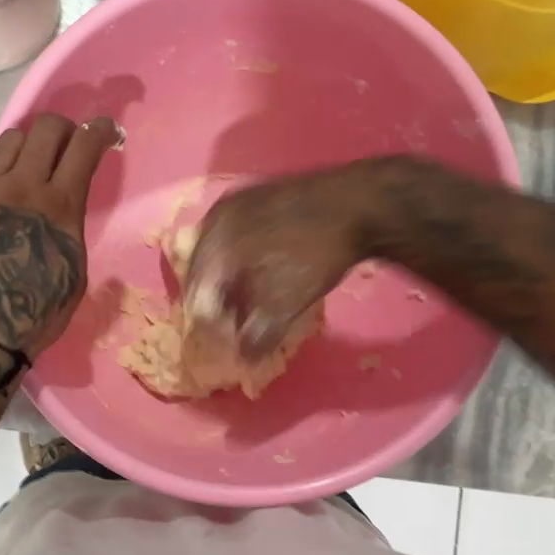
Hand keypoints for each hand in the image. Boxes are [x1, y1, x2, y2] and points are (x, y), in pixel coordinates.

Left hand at [0, 114, 120, 358]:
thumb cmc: (38, 314)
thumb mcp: (75, 273)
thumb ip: (70, 228)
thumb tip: (63, 211)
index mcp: (59, 205)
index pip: (83, 146)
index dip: (98, 130)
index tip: (104, 128)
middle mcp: (21, 186)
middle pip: (45, 128)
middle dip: (63, 129)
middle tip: (67, 144)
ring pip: (9, 141)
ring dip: (28, 147)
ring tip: (29, 168)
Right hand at [185, 161, 384, 358]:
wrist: (358, 202)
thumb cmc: (316, 255)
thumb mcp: (286, 303)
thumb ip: (258, 334)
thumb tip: (244, 359)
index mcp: (212, 247)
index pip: (196, 299)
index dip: (210, 326)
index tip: (229, 340)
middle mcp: (213, 221)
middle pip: (200, 274)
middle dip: (214, 302)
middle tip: (233, 324)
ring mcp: (233, 203)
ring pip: (214, 253)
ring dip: (225, 281)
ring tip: (245, 301)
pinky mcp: (253, 195)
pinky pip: (231, 235)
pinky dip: (237, 258)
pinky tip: (257, 270)